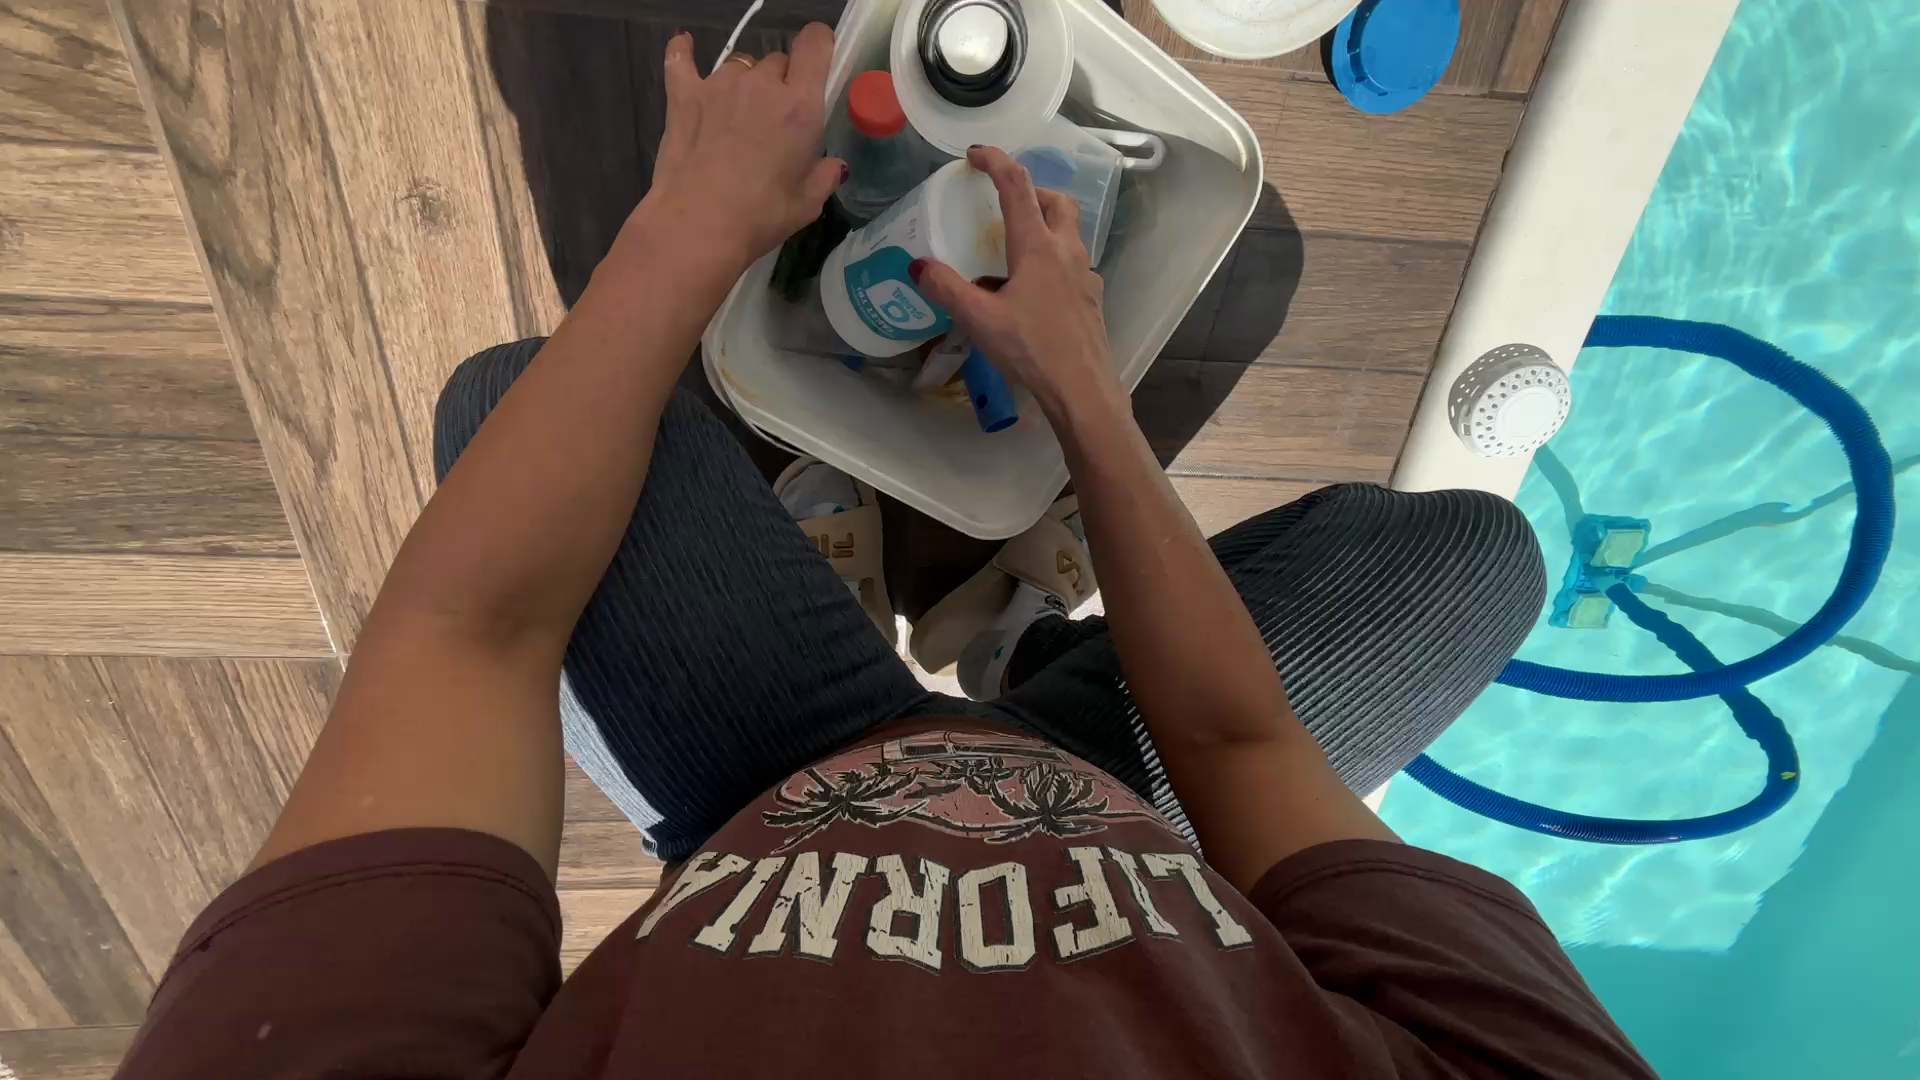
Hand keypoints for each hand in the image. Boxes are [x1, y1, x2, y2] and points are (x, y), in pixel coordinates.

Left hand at [633, 24, 844, 269]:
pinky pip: (682, 58)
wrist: (700, 224)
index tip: (818, 64)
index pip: (815, 45)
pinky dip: (685, 53)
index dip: (819, 46)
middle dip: (782, 85)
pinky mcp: (684, 93)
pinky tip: (686, 50)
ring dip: (745, 84)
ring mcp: (720, 84)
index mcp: (800, 107)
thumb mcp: (808, 205)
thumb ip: (825, 176)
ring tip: (739, 118)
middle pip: (778, 62)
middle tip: (777, 123)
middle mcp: (762, 84)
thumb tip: (834, 165)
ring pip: (740, 67)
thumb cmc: (762, 217)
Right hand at [908, 146, 1118, 415]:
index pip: (1016, 185)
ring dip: (1046, 223)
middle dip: (1031, 190)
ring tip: (1018, 247)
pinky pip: (1074, 263)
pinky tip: (1038, 289)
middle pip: (1056, 200)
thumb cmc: (1032, 349)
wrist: (1082, 387)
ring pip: (1070, 231)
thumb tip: (917, 265)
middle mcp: (1066, 250)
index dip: (994, 161)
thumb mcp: (980, 320)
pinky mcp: (1092, 298)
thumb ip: (947, 289)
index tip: (975, 154)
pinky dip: (1055, 259)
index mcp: (1037, 246)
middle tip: (1005, 203)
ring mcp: (1085, 274)